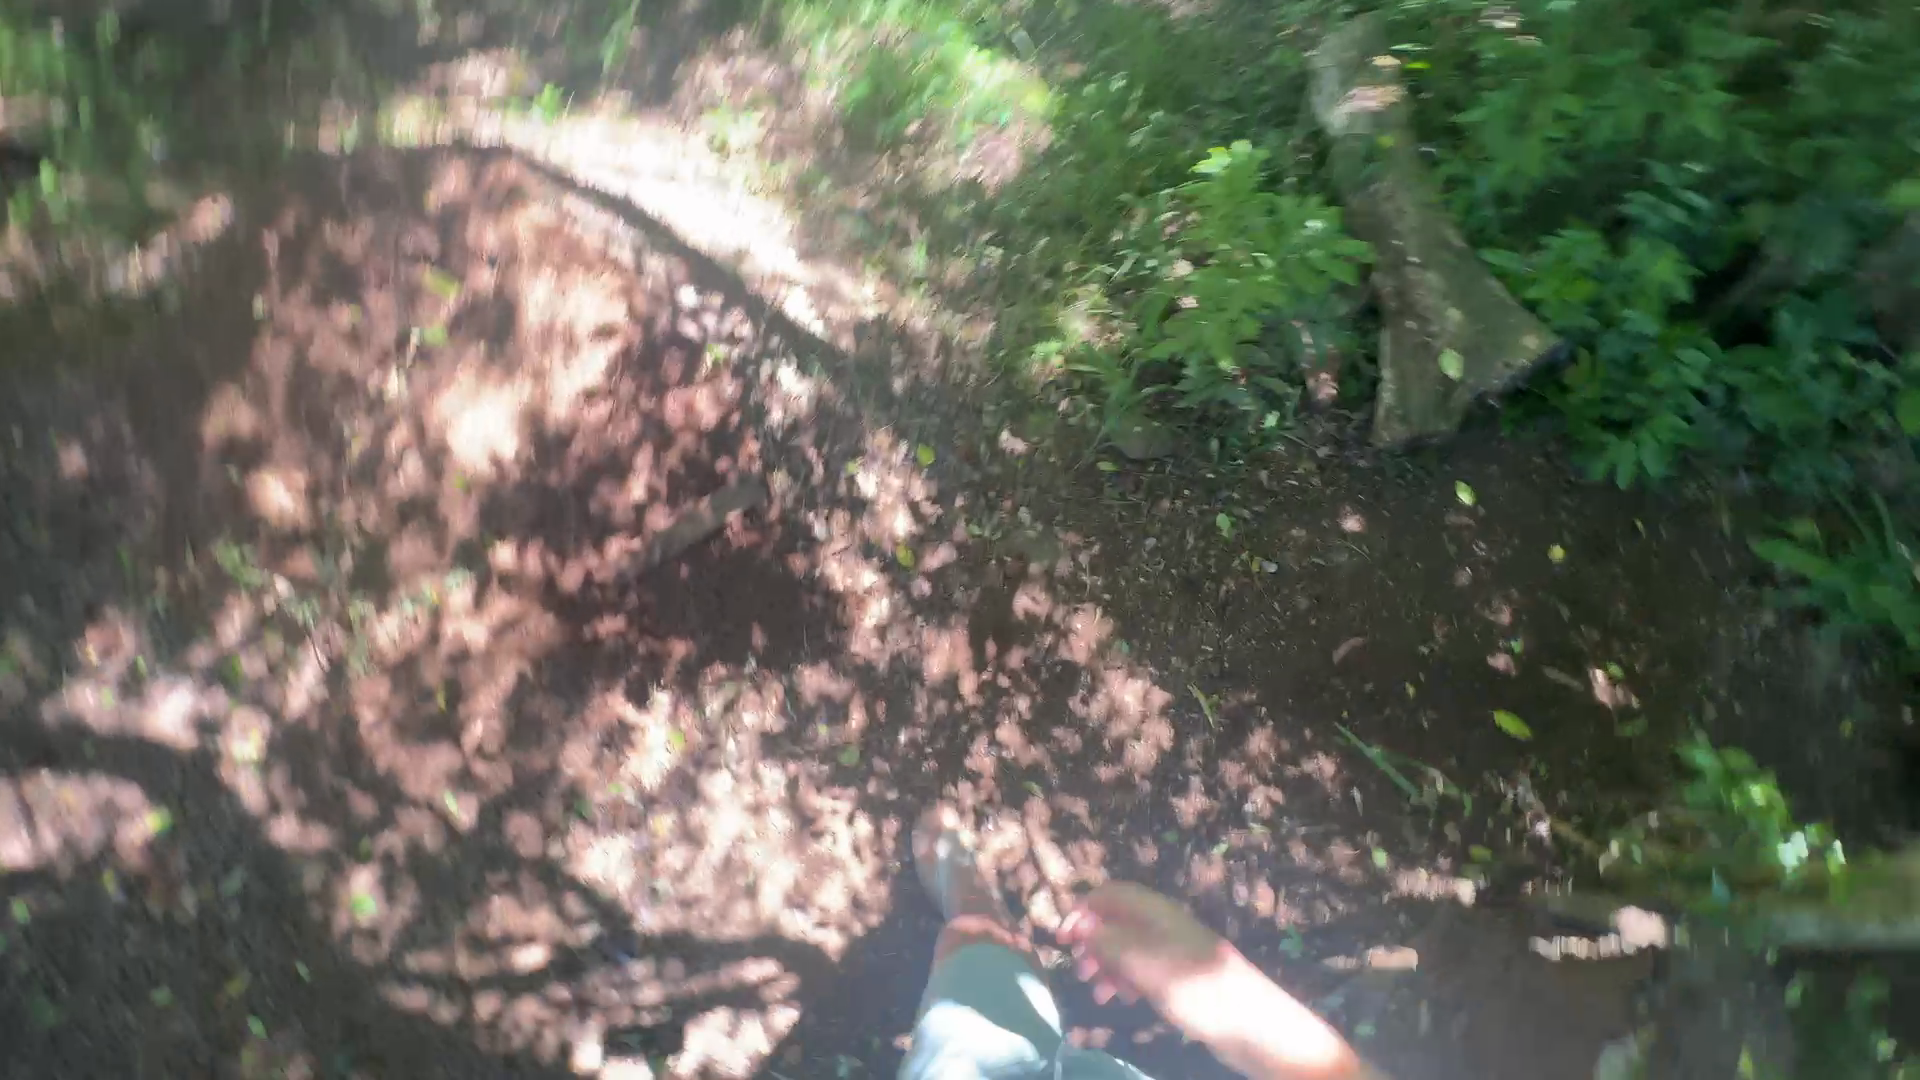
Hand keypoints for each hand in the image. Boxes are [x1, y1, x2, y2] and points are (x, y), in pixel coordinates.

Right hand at [1056, 883, 1255, 1044]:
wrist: (1256, 1028)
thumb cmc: (1198, 990)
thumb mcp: (1146, 964)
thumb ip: (1110, 942)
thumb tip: (1083, 928)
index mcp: (1155, 911)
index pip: (1109, 894)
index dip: (1082, 910)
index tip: (1063, 939)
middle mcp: (1162, 923)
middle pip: (1116, 919)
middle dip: (1093, 941)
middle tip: (1080, 970)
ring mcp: (1173, 949)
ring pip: (1127, 946)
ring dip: (1107, 963)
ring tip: (1097, 991)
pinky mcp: (1181, 976)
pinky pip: (1143, 968)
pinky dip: (1127, 978)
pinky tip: (1122, 999)